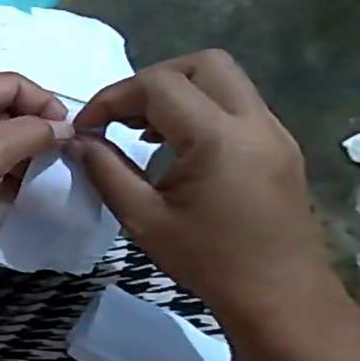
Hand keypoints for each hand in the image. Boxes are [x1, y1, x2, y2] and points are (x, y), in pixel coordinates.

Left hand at [0, 73, 71, 247]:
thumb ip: (35, 132)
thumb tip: (63, 128)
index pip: (13, 84)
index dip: (43, 101)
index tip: (66, 130)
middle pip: (6, 111)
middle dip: (35, 131)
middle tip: (60, 156)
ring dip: (22, 156)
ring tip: (45, 175)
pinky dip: (4, 174)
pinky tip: (23, 192)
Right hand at [71, 50, 336, 327]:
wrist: (281, 298)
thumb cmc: (207, 260)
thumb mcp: (141, 217)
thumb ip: (105, 169)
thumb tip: (78, 139)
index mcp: (219, 140)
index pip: (159, 84)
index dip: (113, 97)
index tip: (87, 127)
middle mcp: (254, 124)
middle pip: (202, 63)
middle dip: (150, 79)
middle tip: (119, 114)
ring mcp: (273, 133)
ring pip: (222, 79)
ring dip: (174, 91)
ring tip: (139, 128)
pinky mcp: (277, 146)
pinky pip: (234, 103)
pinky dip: (196, 108)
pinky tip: (171, 143)